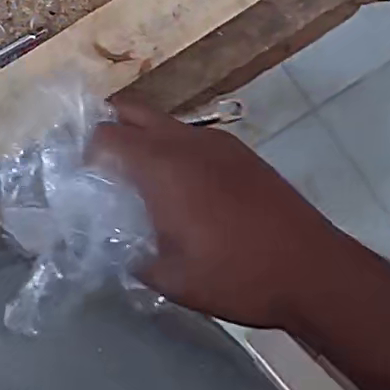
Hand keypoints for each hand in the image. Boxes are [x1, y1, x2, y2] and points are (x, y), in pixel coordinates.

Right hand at [88, 97, 370, 330]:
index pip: (105, 135)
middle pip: (130, 110)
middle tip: (98, 162)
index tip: (78, 176)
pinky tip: (182, 186)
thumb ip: (128, 256)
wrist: (311, 266)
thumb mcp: (171, 278)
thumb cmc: (236, 272)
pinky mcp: (236, 149)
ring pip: (162, 121)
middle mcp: (183, 139)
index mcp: (160, 164)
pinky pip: (190, 135)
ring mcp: (213, 140)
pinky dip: (172, 147)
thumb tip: (103, 245)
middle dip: (107, 127)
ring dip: (141, 137)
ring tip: (137, 177)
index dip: (84, 150)